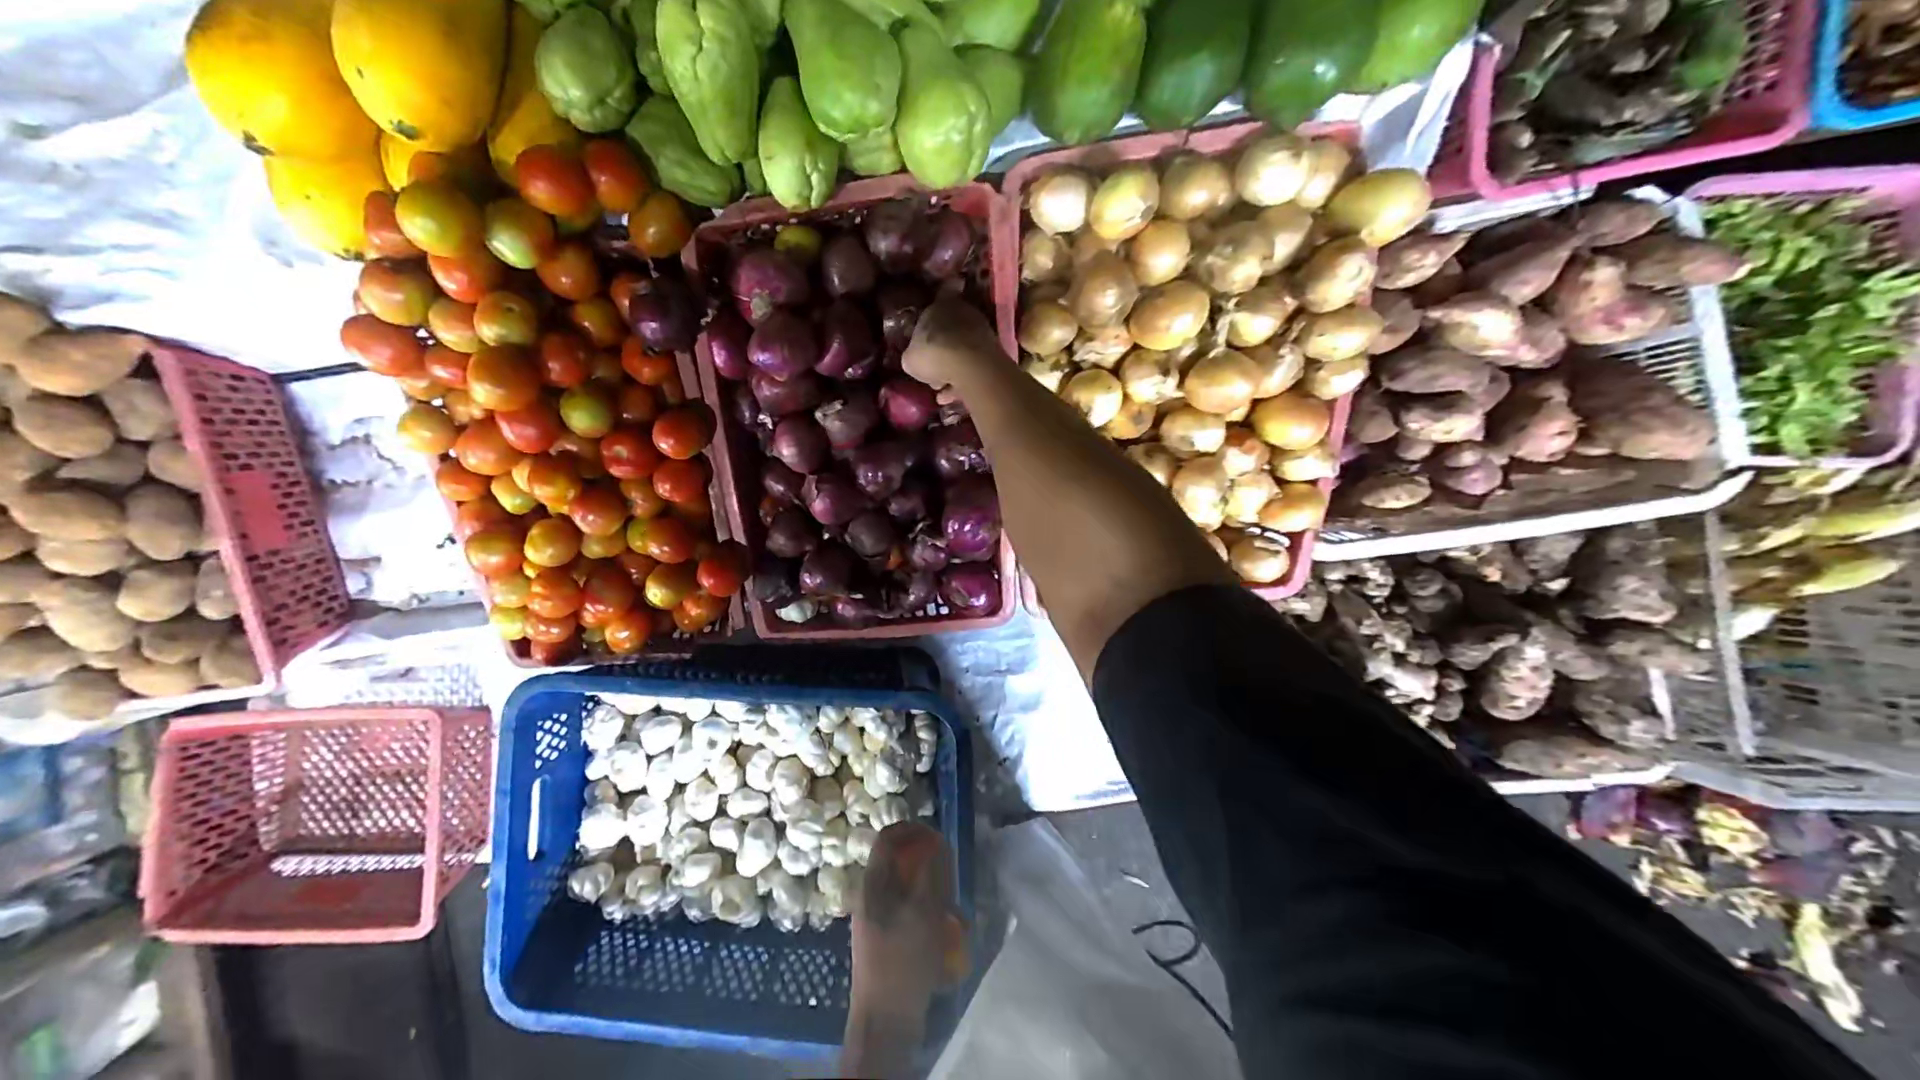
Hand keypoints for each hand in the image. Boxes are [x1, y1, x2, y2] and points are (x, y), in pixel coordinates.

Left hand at [850, 822, 964, 1012]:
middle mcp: (871, 896)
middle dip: (928, 863)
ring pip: (908, 889)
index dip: (912, 829)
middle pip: (900, 862)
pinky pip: (910, 913)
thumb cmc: (903, 961)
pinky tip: (947, 934)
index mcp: (873, 884)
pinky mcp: (886, 939)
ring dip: (932, 891)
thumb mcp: (923, 911)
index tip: (937, 833)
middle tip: (950, 875)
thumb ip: (930, 872)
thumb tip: (935, 842)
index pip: (888, 838)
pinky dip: (929, 914)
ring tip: (954, 910)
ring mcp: (877, 919)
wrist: (885, 1020)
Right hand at [902, 295, 1002, 392]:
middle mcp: (963, 312)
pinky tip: (951, 396)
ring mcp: (981, 331)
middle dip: (939, 353)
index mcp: (940, 305)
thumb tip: (917, 359)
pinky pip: (972, 366)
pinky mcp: (993, 352)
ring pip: (961, 351)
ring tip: (940, 390)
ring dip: (951, 370)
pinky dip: (962, 380)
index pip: (930, 312)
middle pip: (947, 333)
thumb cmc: (933, 354)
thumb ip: (913, 354)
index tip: (920, 346)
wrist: (969, 366)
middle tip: (931, 372)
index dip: (924, 330)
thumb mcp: (909, 358)